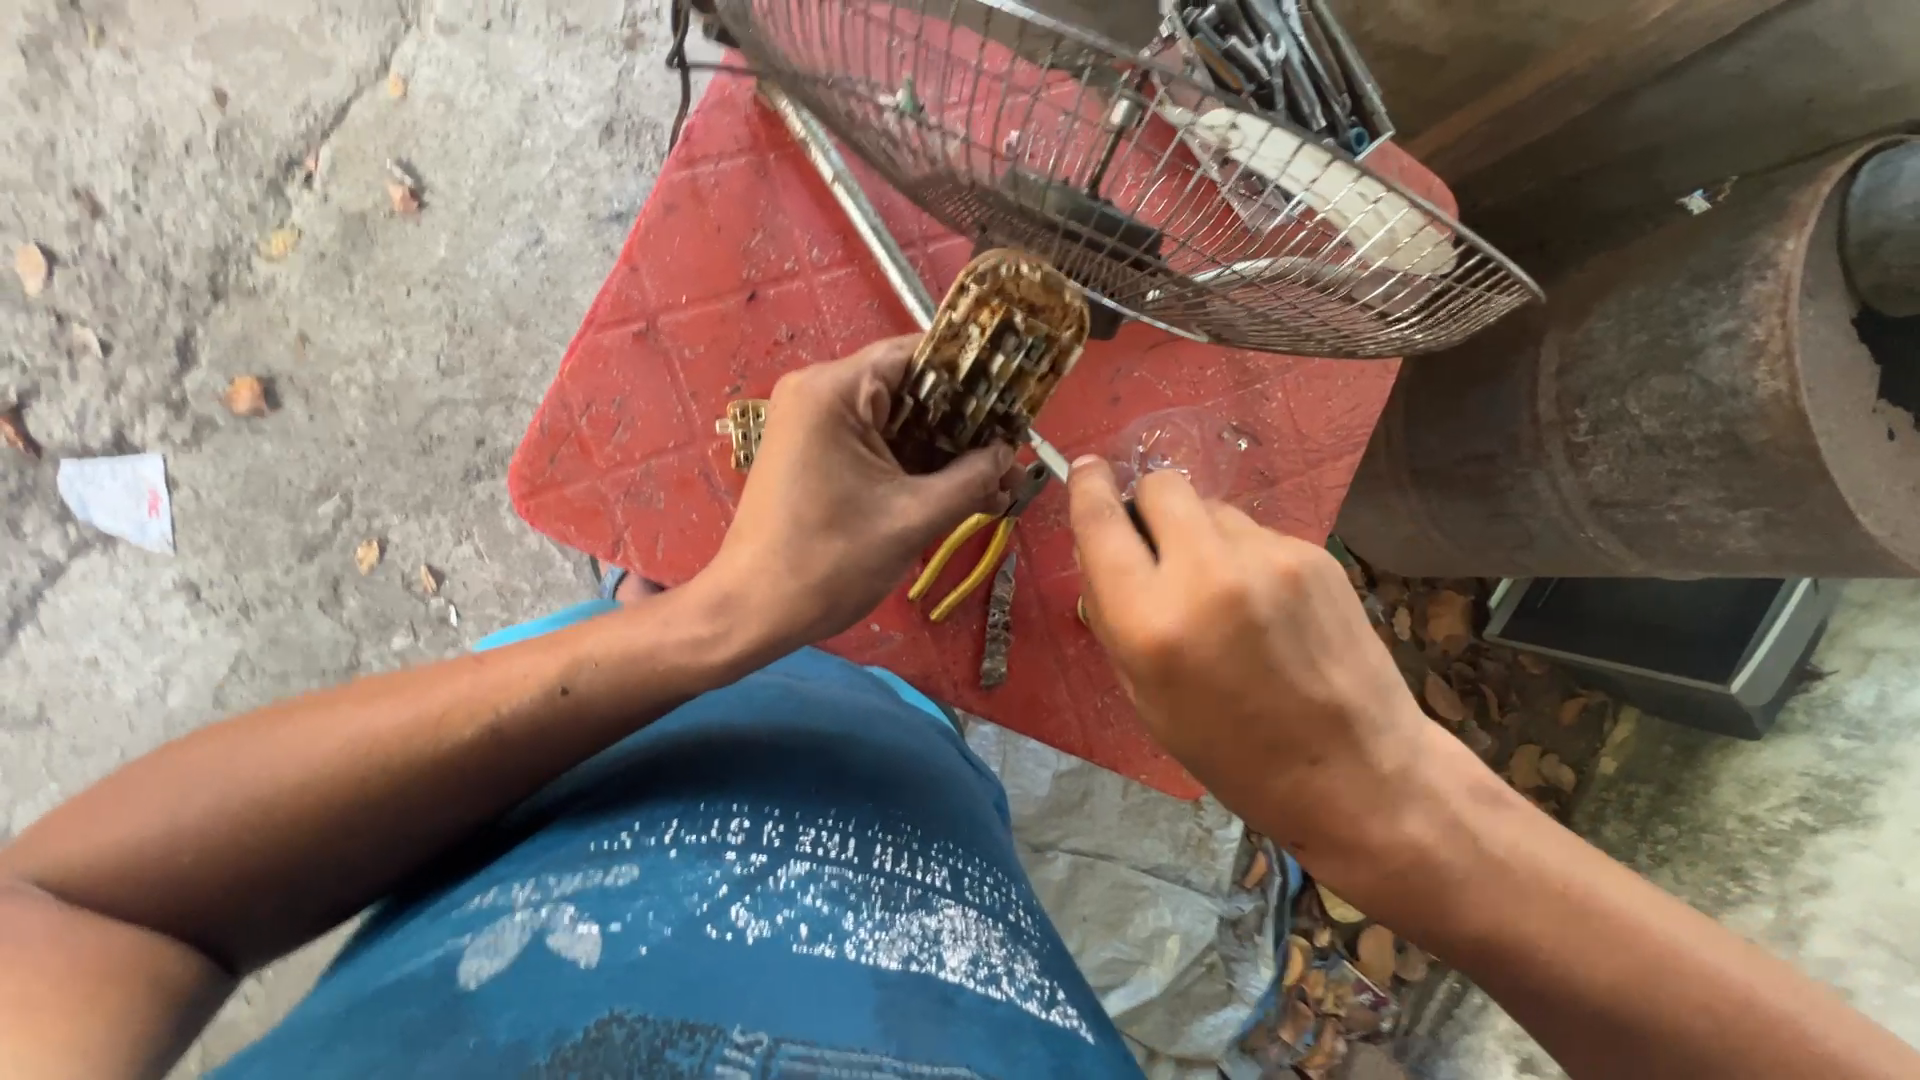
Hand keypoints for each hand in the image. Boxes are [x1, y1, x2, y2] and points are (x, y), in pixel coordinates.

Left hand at [702, 335, 1015, 650]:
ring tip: (1000, 482)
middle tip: (1015, 452)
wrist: (754, 612)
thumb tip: (1009, 454)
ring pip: (901, 424)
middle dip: (966, 425)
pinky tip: (964, 495)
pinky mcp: (819, 456)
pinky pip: (880, 449)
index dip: (974, 375)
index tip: (1016, 403)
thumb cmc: (827, 564)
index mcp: (834, 391)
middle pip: (913, 390)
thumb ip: (970, 479)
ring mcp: (817, 426)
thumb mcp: (911, 519)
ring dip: (947, 453)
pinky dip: (918, 469)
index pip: (919, 356)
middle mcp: (821, 394)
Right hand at [1067, 457, 1438, 878]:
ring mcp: (1268, 558)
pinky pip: (1256, 532)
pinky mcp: (1314, 554)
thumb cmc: (1231, 752)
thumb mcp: (1146, 697)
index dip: (1086, 489)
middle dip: (1149, 504)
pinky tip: (1265, 604)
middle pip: (1162, 485)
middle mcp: (1206, 574)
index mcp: (1151, 623)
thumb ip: (1118, 617)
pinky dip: (1245, 555)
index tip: (1086, 470)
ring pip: (1213, 507)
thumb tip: (1104, 553)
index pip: (1100, 523)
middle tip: (1159, 546)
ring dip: (1200, 533)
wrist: (1356, 770)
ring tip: (1221, 590)